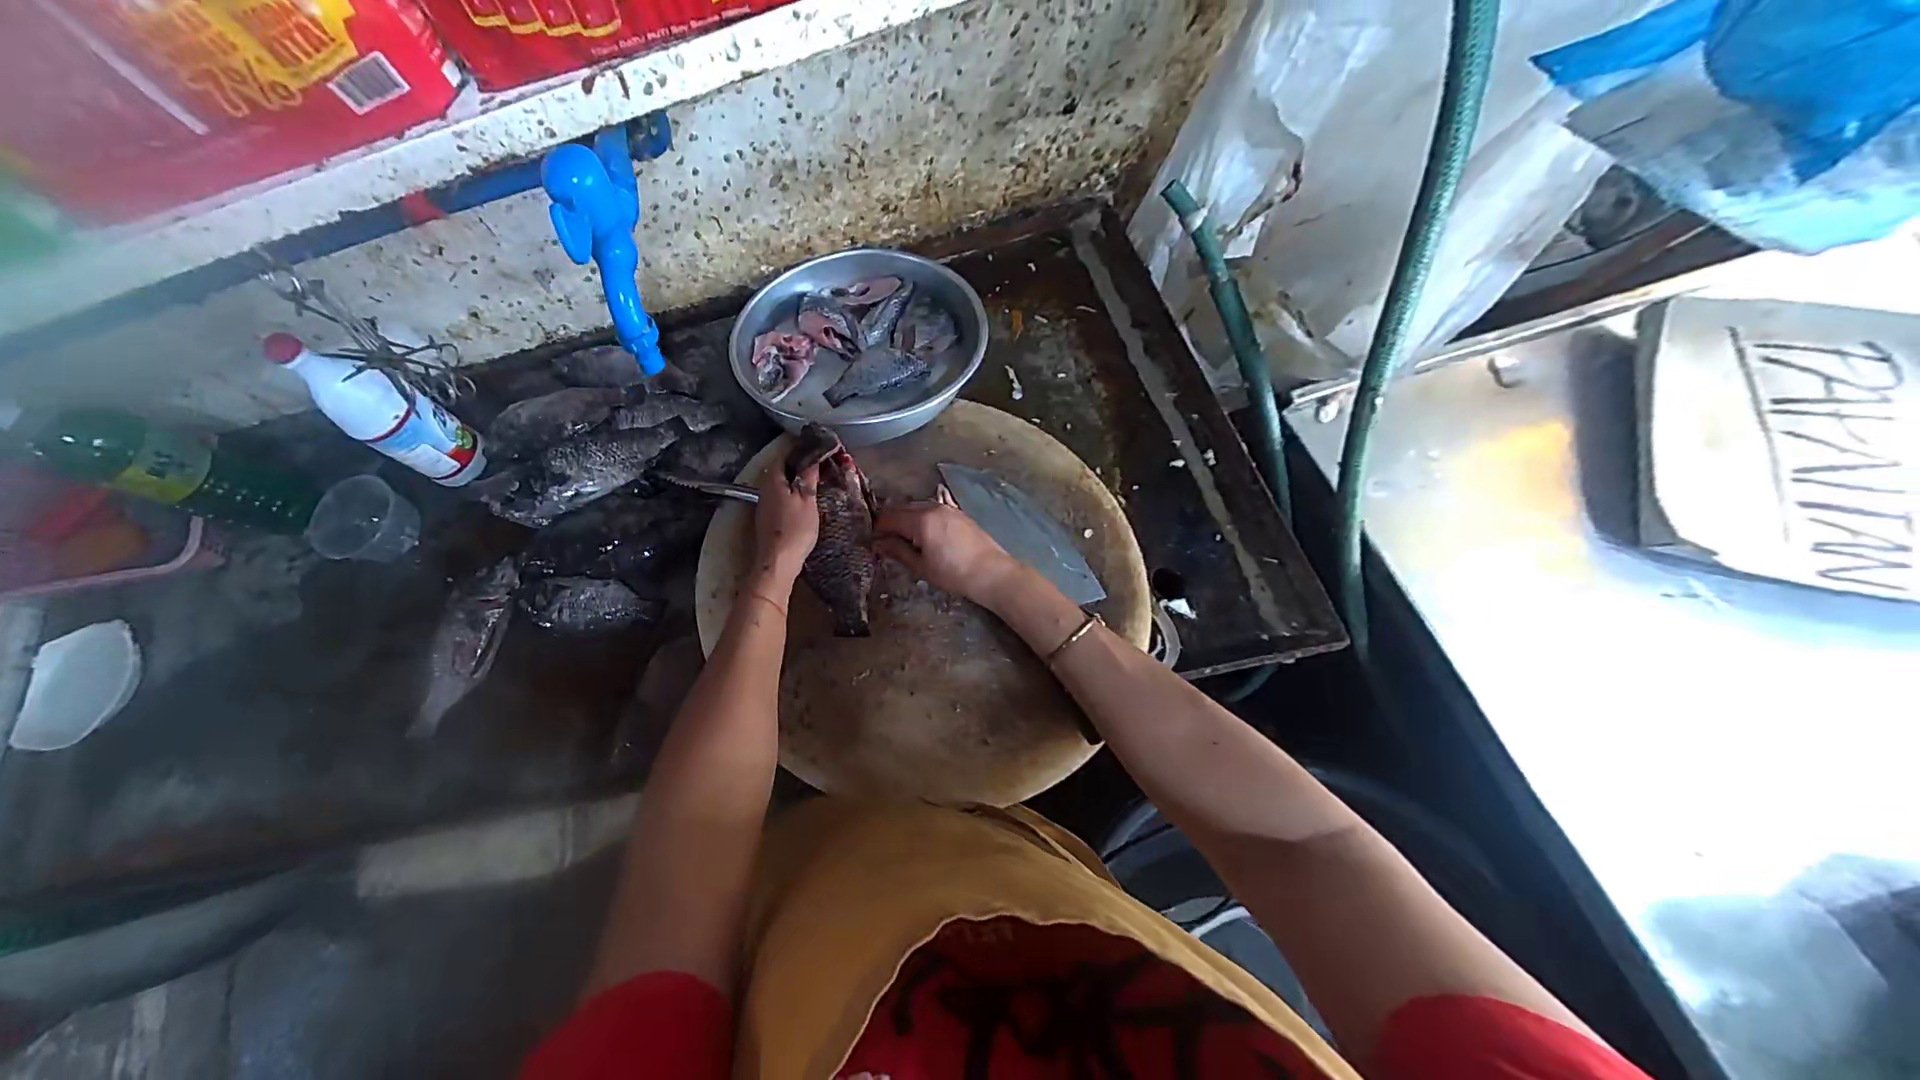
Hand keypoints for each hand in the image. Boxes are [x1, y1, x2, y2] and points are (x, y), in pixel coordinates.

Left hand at [752, 461, 817, 594]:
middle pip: (779, 470)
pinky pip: (779, 498)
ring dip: (793, 482)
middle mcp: (764, 489)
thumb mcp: (808, 501)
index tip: (814, 449)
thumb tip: (812, 458)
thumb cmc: (795, 529)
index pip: (783, 456)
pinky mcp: (766, 518)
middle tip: (817, 466)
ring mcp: (763, 505)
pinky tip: (802, 502)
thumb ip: (809, 478)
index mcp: (773, 480)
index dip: (798, 450)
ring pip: (779, 485)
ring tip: (813, 482)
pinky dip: (790, 495)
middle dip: (797, 466)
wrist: (778, 561)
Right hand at [872, 494, 1024, 608]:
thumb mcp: (921, 566)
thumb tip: (878, 544)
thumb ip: (898, 551)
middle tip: (884, 540)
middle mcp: (933, 507)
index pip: (889, 517)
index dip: (877, 528)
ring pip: (917, 507)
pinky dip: (920, 518)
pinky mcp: (958, 513)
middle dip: (889, 521)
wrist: (992, 573)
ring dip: (905, 519)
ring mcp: (948, 508)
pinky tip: (922, 535)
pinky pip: (932, 510)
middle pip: (902, 507)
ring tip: (902, 539)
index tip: (872, 541)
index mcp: (921, 519)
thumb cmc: (954, 573)